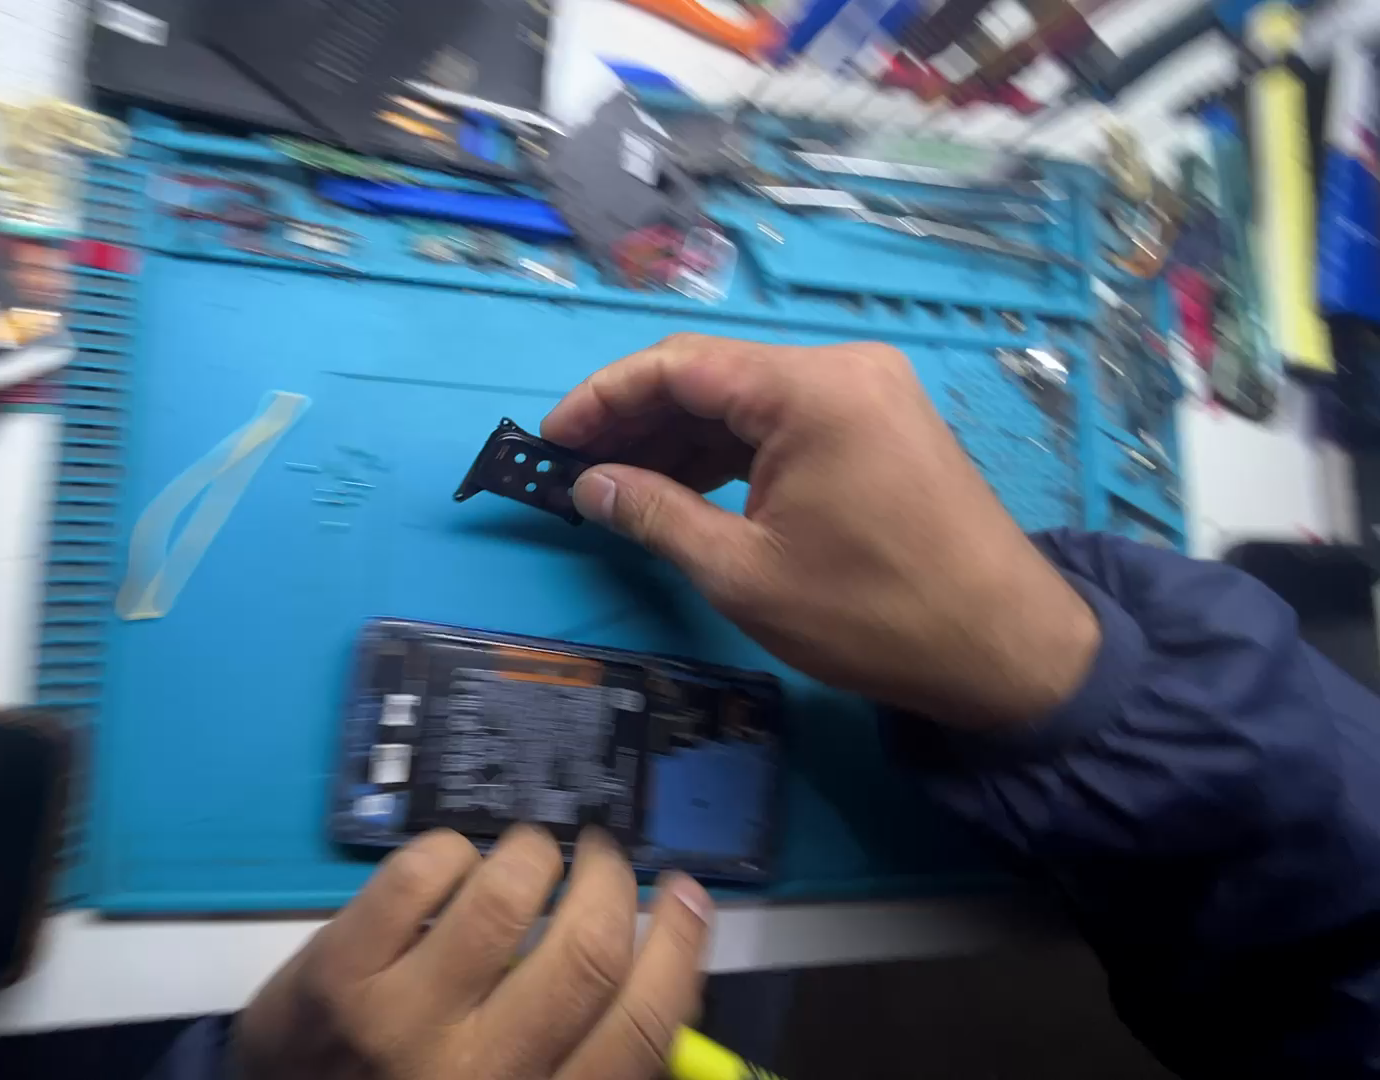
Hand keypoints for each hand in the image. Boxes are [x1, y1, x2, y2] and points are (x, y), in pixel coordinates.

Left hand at [235, 826, 711, 1079]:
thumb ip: (572, 1048)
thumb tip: (640, 956)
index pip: (639, 1030)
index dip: (677, 947)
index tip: (685, 891)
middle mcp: (480, 1074)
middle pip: (582, 951)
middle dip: (606, 876)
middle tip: (600, 852)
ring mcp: (400, 1018)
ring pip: (502, 896)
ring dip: (530, 851)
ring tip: (529, 850)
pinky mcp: (339, 970)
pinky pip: (417, 873)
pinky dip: (449, 847)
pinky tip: (451, 860)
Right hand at [541, 334, 1099, 729]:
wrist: (1007, 654)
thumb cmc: (870, 616)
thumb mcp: (740, 572)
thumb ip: (653, 513)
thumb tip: (587, 486)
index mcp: (810, 391)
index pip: (677, 367)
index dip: (602, 399)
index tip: (552, 438)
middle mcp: (836, 371)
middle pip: (705, 376)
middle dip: (631, 420)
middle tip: (573, 466)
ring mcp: (859, 394)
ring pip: (735, 401)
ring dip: (670, 438)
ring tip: (612, 480)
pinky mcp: (868, 424)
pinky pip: (771, 424)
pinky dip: (716, 452)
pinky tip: (673, 483)